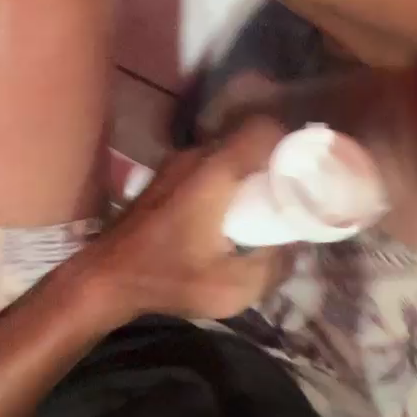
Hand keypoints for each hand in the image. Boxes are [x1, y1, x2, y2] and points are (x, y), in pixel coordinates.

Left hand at [70, 117, 288, 322]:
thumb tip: (295, 247)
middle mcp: (195, 157)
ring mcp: (176, 164)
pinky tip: (232, 212)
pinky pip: (208, 165)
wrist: (106, 276)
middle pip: (246, 138)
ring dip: (248, 171)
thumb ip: (274, 266)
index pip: (262, 128)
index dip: (291, 141)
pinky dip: (227, 179)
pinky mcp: (165, 177)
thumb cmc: (168, 278)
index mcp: (215, 172)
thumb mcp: (232, 288)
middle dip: (274, 159)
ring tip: (266, 203)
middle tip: (294, 189)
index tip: (309, 167)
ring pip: (226, 151)